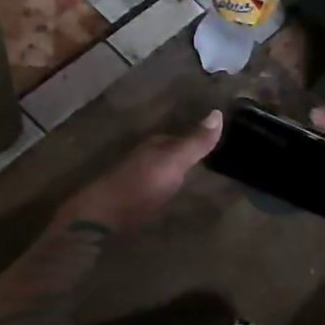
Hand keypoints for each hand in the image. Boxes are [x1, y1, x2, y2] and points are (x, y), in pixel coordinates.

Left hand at [56, 111, 222, 230]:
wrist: (105, 212)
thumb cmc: (143, 183)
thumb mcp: (175, 161)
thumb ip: (196, 142)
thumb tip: (218, 112)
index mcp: (156, 144)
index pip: (182, 138)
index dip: (198, 142)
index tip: (217, 149)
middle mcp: (145, 156)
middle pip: (171, 154)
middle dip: (186, 158)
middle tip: (209, 168)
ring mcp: (136, 177)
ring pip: (162, 171)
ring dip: (175, 175)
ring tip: (194, 185)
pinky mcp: (131, 197)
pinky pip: (155, 188)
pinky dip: (165, 190)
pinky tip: (171, 200)